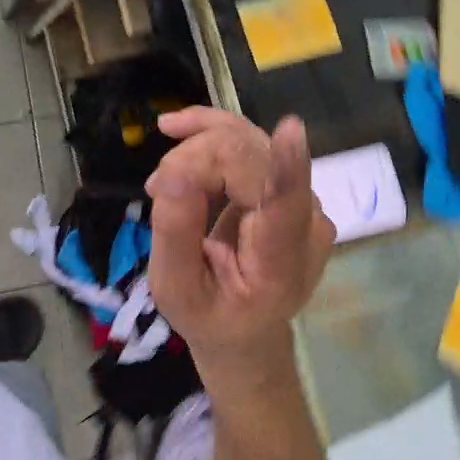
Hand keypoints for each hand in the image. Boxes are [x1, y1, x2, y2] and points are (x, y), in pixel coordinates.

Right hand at [146, 108, 334, 368]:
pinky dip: (208, 145)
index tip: (290, 128)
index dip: (286, 164)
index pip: (288, 204)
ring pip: (247, 141)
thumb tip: (175, 174)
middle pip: (249, 156)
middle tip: (153, 189)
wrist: (245, 330)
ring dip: (196, 147)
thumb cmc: (209, 316)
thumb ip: (176, 232)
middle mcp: (305, 222)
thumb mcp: (175, 289)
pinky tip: (180, 166)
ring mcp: (303, 199)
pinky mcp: (292, 184)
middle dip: (192, 157)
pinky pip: (249, 145)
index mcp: (280, 263)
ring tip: (160, 181)